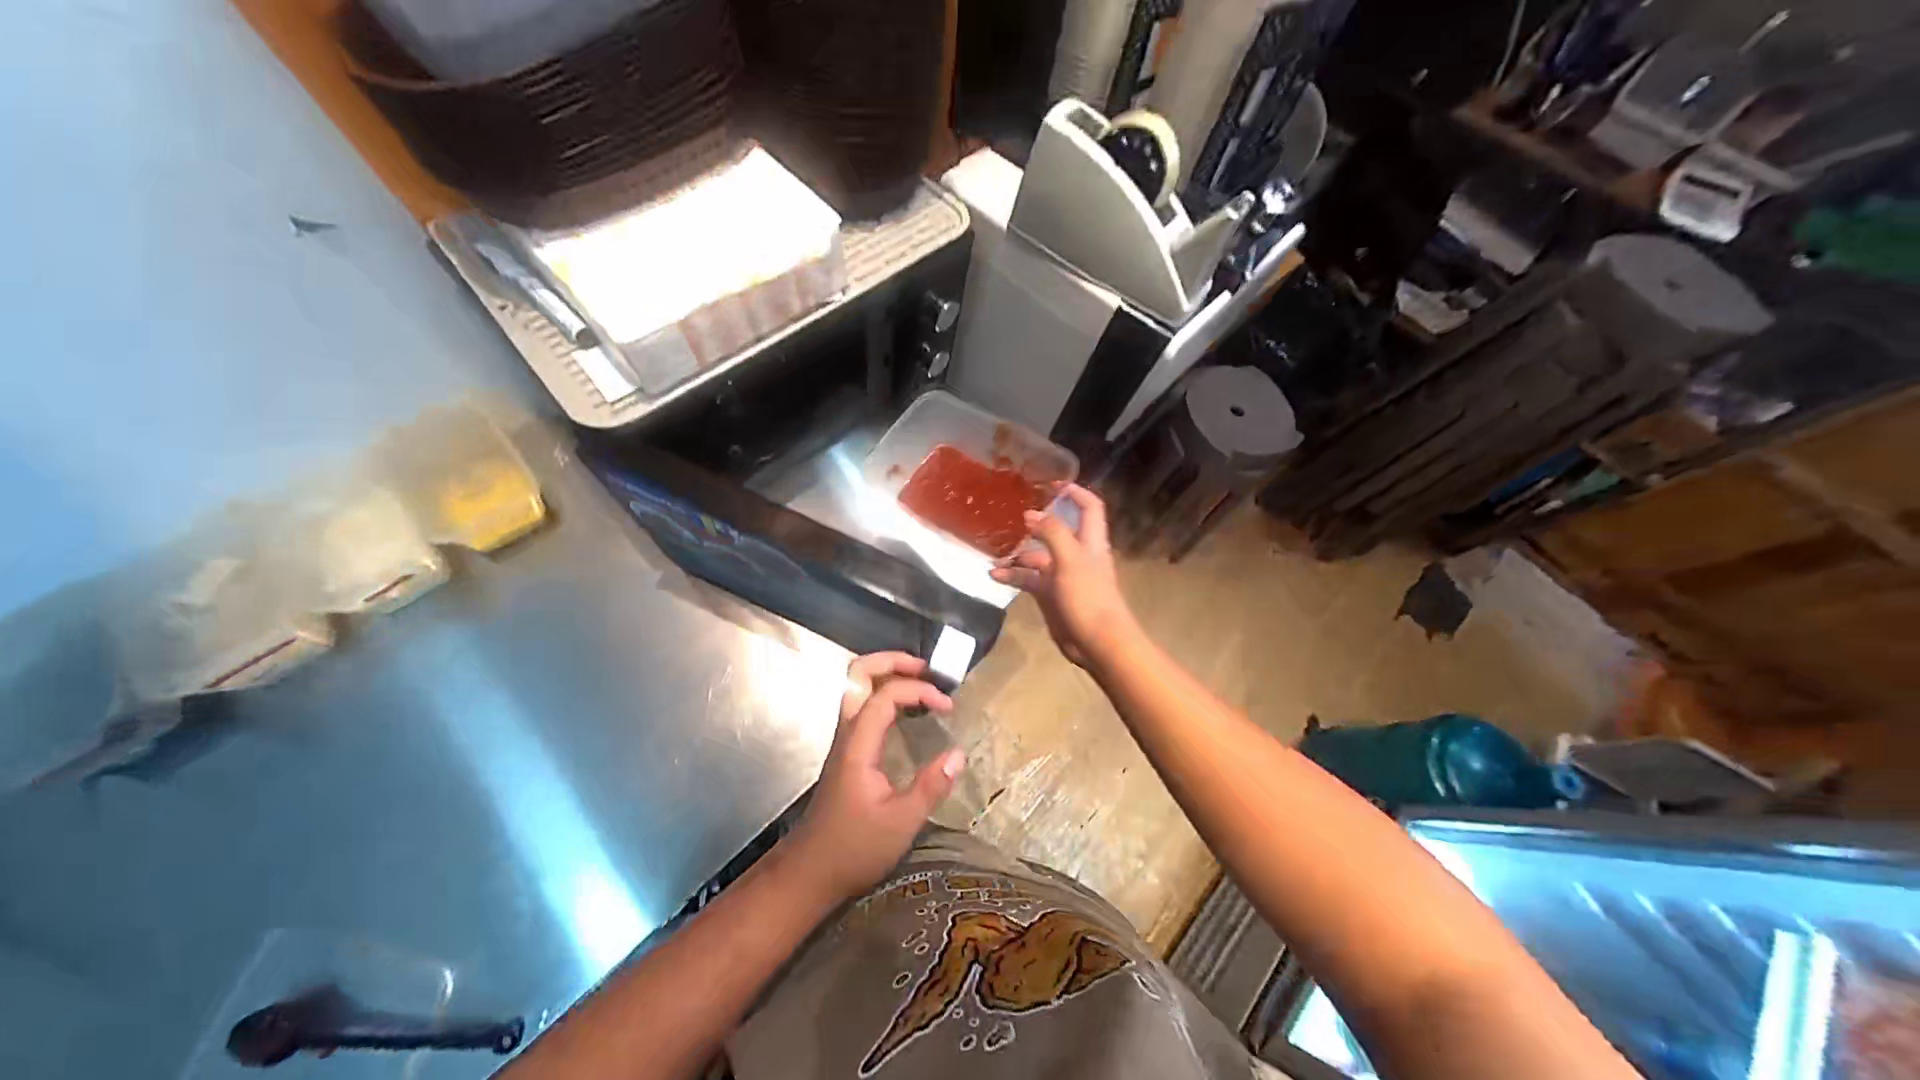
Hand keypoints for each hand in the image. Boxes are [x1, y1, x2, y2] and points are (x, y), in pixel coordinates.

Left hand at [782, 653, 965, 900]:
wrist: (810, 872)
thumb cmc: (853, 850)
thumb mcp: (900, 824)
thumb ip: (930, 787)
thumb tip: (958, 754)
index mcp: (858, 745)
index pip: (885, 695)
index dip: (919, 691)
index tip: (947, 708)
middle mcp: (847, 734)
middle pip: (857, 674)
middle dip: (893, 662)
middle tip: (928, 670)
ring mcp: (844, 742)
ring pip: (857, 688)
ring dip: (889, 676)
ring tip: (923, 684)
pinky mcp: (847, 753)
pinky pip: (863, 707)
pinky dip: (886, 696)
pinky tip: (909, 713)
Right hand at [990, 484, 1138, 667]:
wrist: (1097, 642)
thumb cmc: (1088, 596)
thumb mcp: (1070, 559)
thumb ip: (1051, 533)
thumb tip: (1030, 513)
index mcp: (1089, 541)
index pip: (1089, 507)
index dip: (1075, 492)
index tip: (1051, 483)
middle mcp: (1077, 554)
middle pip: (1057, 530)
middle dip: (1035, 523)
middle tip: (1010, 515)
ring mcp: (1062, 575)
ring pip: (1037, 556)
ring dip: (1017, 553)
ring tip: (994, 551)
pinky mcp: (1051, 595)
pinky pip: (1028, 579)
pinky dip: (1012, 576)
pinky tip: (994, 575)